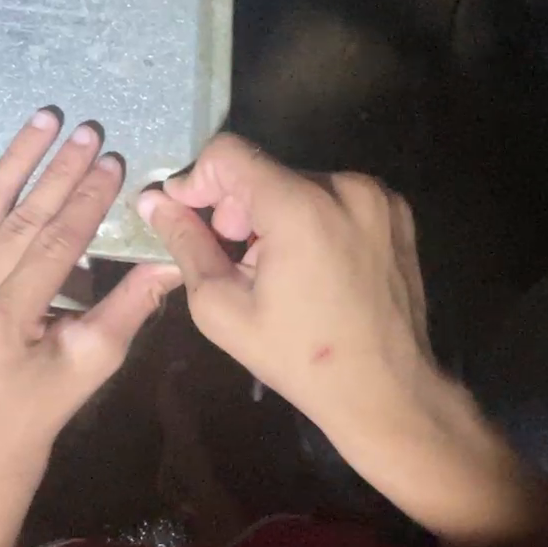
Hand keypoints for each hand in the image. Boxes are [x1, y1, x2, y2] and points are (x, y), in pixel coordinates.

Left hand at [0, 109, 181, 481]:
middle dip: (56, 171)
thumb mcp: (94, 360)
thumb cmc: (46, 400)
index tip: (112, 160)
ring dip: (11, 163)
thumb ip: (130, 306)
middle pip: (16, 222)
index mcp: (3, 326)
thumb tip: (171, 259)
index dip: (86, 200)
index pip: (52, 246)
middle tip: (85, 130)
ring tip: (42, 122)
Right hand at [138, 135, 518, 536]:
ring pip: (295, 181)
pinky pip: (331, 195)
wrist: (389, 394)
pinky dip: (309, 217)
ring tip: (273, 265)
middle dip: (234, 204)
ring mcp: (377, 197)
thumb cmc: (298, 356)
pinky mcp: (396, 210)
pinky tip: (310, 264)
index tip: (187, 214)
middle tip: (232, 255)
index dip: (196, 179)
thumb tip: (152, 202)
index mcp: (299, 207)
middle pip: (261, 169)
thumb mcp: (221, 307)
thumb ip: (184, 243)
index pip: (227, 152)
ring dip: (270, 212)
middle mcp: (343, 186)